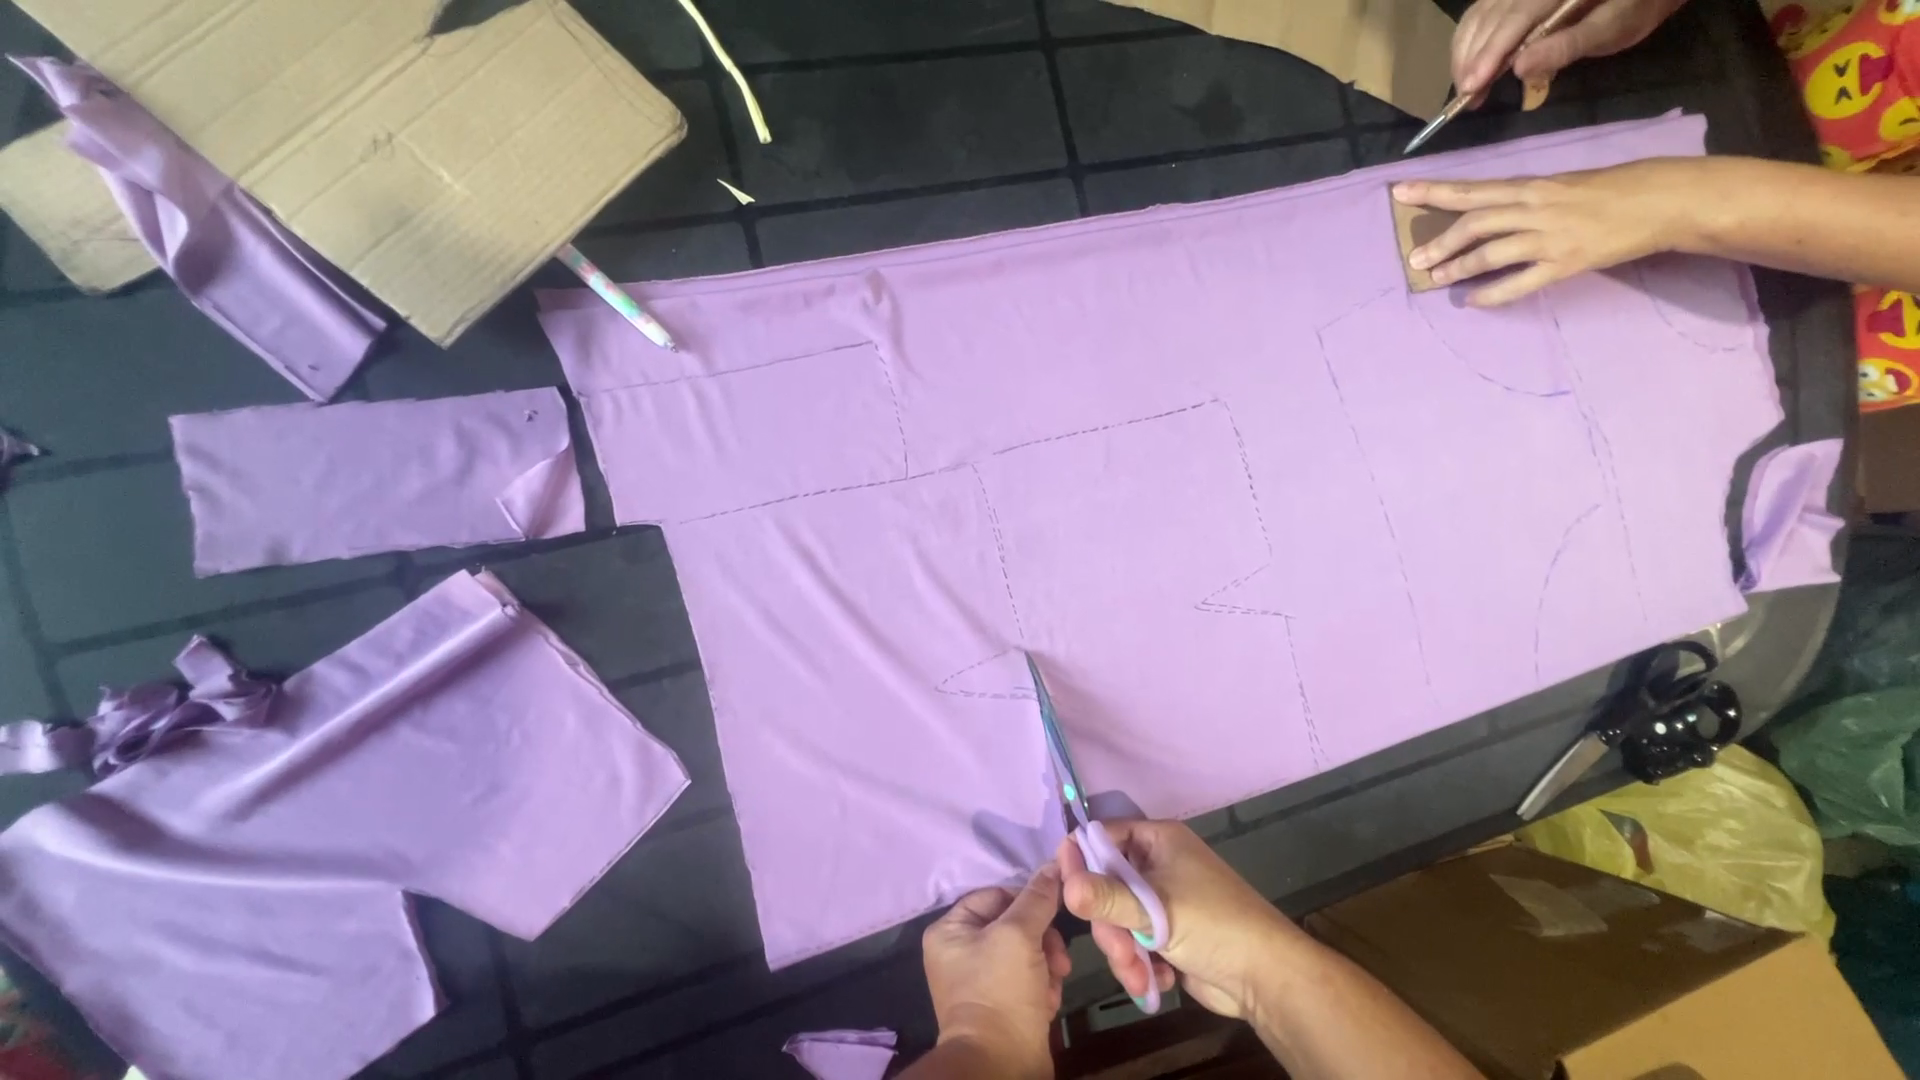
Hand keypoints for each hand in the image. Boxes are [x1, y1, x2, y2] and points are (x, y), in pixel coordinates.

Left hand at [921, 865, 1071, 1078]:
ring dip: (1047, 964)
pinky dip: (1044, 986)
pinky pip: (1030, 978)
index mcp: (950, 930)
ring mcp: (982, 979)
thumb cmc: (1000, 991)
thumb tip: (1054, 863)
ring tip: (1053, 982)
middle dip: (1042, 939)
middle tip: (1058, 957)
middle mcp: (961, 951)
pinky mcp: (1003, 1003)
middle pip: (1014, 924)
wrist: (1002, 1067)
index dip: (1026, 900)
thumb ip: (1036, 898)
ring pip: (1028, 951)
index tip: (1053, 911)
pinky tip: (1048, 1001)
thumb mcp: (1019, 935)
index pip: (995, 895)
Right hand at [1058, 821, 1301, 1019]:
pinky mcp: (1167, 935)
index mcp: (1157, 839)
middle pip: (1106, 885)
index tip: (1065, 890)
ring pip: (1117, 919)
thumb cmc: (1213, 924)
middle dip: (1109, 925)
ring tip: (1142, 976)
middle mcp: (1157, 864)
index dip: (1080, 860)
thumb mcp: (1155, 909)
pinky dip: (1140, 963)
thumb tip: (1065, 885)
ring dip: (1124, 952)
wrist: (1267, 979)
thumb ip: (1106, 898)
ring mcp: (1162, 901)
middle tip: (1121, 949)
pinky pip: (1134, 941)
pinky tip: (1156, 980)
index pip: (1101, 837)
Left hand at [1391, 159, 1700, 304]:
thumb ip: (1528, 198)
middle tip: (1414, 259)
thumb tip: (1493, 213)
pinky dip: (1492, 294)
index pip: (1473, 189)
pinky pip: (1518, 283)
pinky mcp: (1565, 263)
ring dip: (1459, 268)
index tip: (1400, 192)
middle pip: (1475, 224)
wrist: (1670, 199)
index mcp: (1534, 186)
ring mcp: (1550, 237)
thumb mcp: (1567, 183)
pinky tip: (1473, 301)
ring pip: (1490, 253)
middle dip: (1440, 242)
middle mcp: (1536, 208)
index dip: (1434, 191)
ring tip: (1436, 279)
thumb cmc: (1620, 186)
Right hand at [1453, 0, 1690, 99]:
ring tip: (1465, 86)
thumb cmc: (1637, 6)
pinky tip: (1466, 65)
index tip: (1473, 85)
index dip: (1493, 51)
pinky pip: (1480, 12)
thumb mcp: (1615, 27)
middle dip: (1473, 57)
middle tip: (1466, 95)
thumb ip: (1569, 45)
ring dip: (1465, 53)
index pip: (1518, 15)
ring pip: (1479, 14)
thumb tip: (1521, 68)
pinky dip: (1468, 41)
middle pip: (1492, 13)